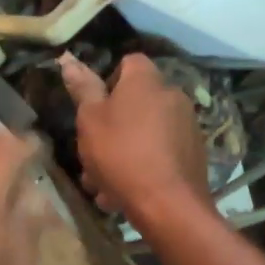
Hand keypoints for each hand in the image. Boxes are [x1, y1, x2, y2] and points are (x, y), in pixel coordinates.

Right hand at [60, 53, 210, 227]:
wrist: (169, 205)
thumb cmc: (121, 153)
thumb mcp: (90, 119)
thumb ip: (82, 88)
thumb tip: (70, 60)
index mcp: (146, 80)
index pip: (128, 62)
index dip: (108, 80)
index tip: (94, 106)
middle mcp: (172, 94)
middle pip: (136, 101)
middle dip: (112, 125)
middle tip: (91, 152)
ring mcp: (187, 125)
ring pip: (145, 131)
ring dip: (124, 150)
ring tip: (102, 184)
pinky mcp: (194, 154)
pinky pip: (160, 152)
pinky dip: (143, 165)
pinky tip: (124, 193)